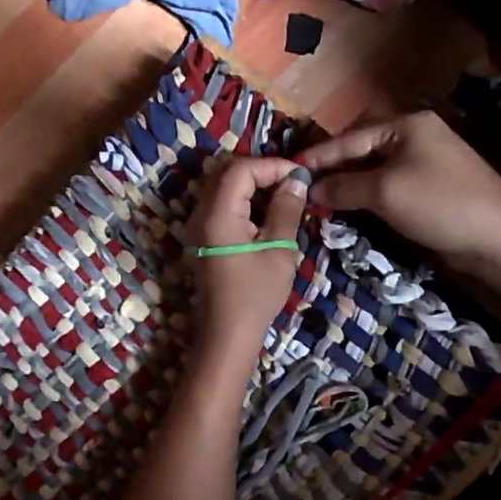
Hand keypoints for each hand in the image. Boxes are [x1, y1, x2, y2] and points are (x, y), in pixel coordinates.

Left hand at [186, 155, 308, 362]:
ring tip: (286, 196)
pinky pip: (223, 206)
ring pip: (225, 189)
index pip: (241, 169)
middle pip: (228, 174)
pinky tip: (269, 215)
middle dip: (262, 172)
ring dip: (255, 187)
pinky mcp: (205, 239)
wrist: (228, 333)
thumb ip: (286, 209)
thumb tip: (297, 180)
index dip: (272, 165)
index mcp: (218, 213)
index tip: (300, 175)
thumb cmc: (256, 293)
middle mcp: (201, 214)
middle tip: (293, 182)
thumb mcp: (279, 249)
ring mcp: (200, 227)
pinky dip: (246, 202)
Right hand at [299, 111, 500, 265]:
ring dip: (349, 184)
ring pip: (375, 169)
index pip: (351, 137)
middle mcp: (415, 137)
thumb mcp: (385, 192)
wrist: (497, 238)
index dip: (319, 155)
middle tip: (301, 185)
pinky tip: (350, 209)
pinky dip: (368, 196)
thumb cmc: (439, 204)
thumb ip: (343, 187)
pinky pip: (389, 186)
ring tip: (318, 199)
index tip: (289, 168)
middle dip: (333, 168)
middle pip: (362, 149)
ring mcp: (425, 163)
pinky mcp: (430, 189)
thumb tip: (309, 188)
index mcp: (407, 125)